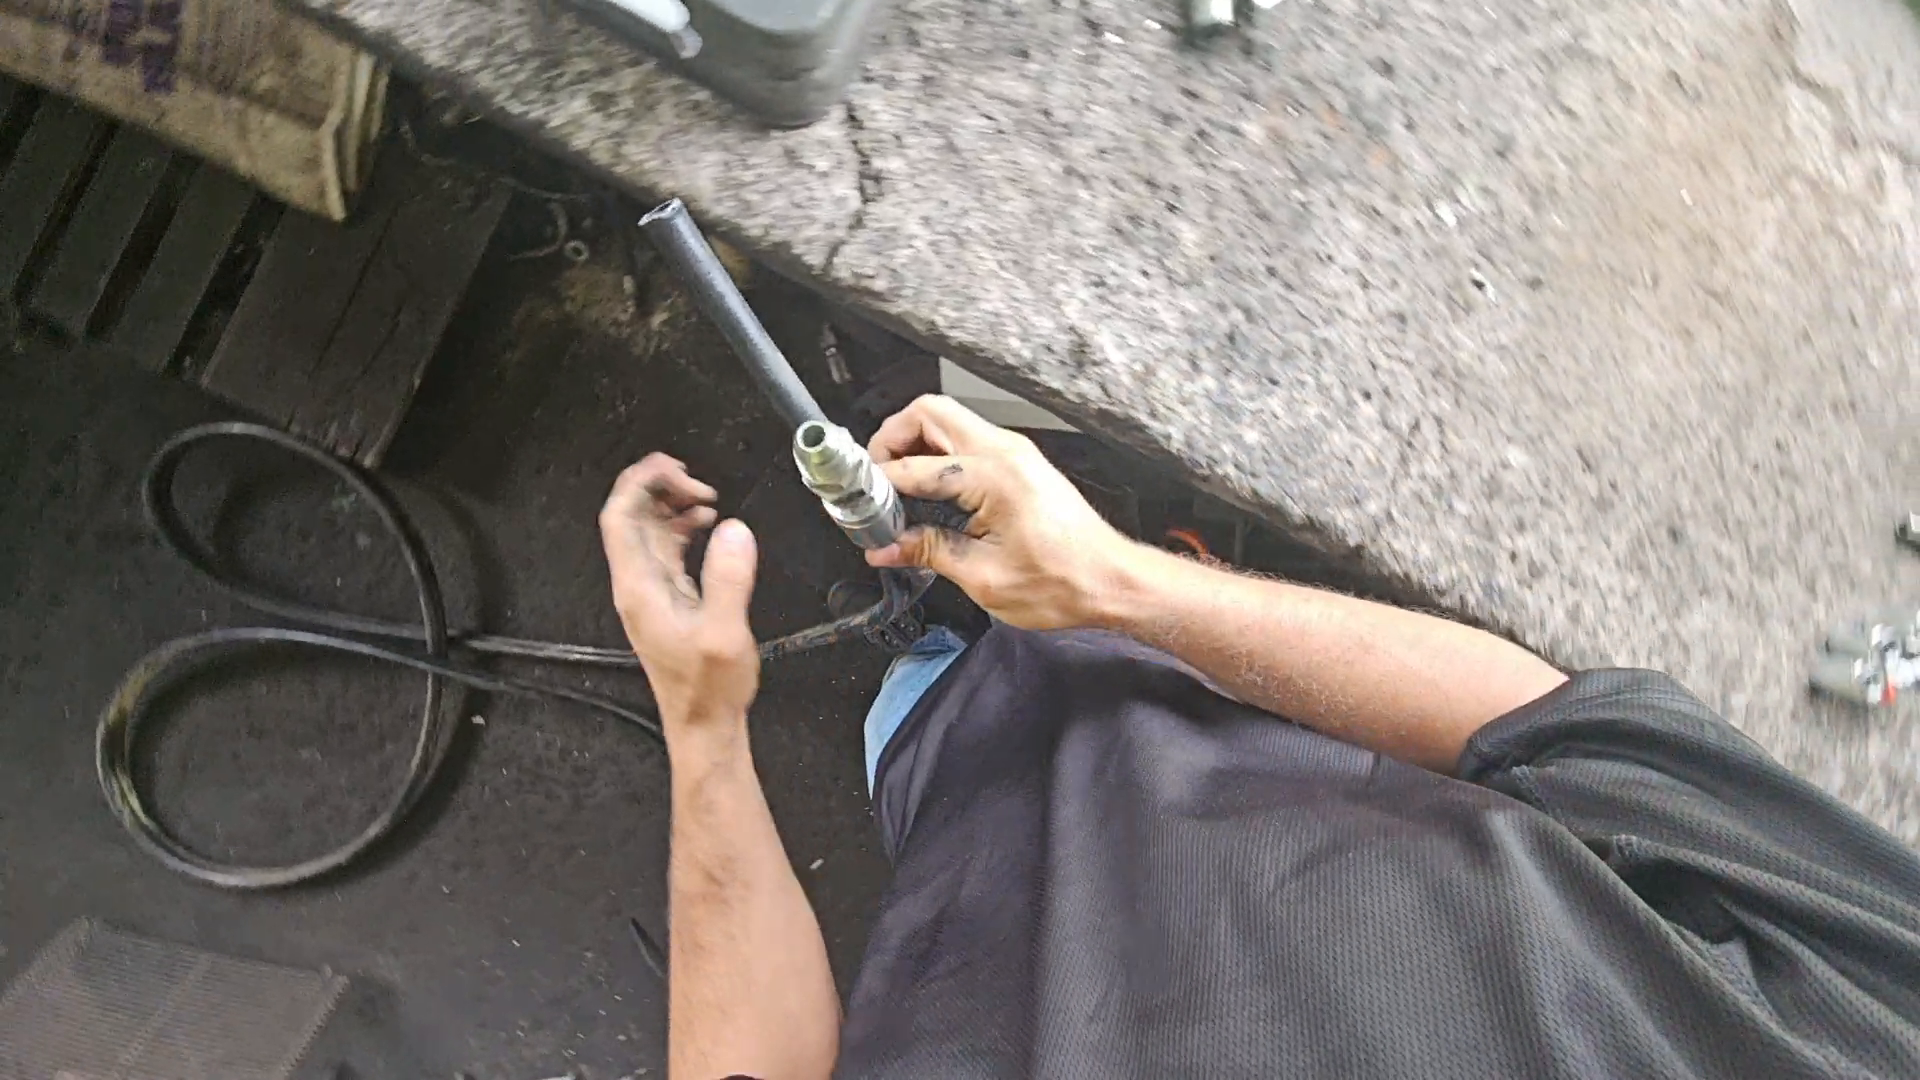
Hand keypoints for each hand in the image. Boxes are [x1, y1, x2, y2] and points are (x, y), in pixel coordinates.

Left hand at [600, 455, 759, 735]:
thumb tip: (735, 528)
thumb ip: (728, 579)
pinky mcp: (670, 600)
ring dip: (672, 507)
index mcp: (639, 588)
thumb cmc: (710, 687)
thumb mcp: (724, 633)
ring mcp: (652, 592)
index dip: (639, 484)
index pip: (620, 519)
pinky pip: (668, 550)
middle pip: (632, 519)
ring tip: (707, 497)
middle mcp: (638, 585)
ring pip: (650, 532)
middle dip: (659, 489)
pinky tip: (708, 525)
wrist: (704, 724)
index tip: (672, 466)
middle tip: (698, 481)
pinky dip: (684, 529)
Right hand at [865, 395, 1136, 630]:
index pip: (915, 466)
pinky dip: (938, 456)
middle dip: (890, 440)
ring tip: (896, 487)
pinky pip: (966, 442)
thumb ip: (928, 551)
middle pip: (929, 413)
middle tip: (874, 480)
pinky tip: (929, 493)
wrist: (1111, 581)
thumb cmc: (1064, 582)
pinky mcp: (1019, 464)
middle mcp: (1005, 452)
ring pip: (947, 422)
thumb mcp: (983, 576)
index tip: (860, 504)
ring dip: (914, 445)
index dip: (879, 486)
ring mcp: (1014, 453)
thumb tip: (887, 546)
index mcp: (994, 476)